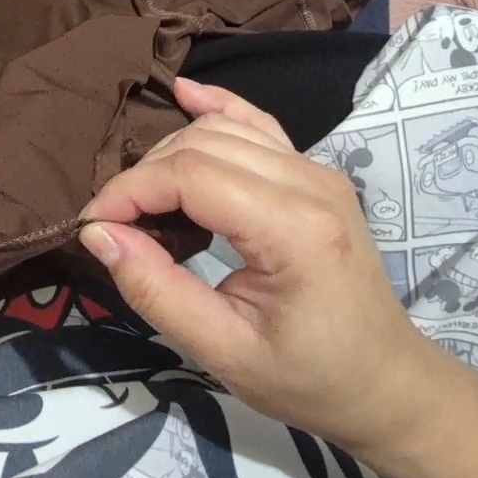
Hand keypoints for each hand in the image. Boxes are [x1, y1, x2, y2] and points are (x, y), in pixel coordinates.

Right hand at [79, 79, 460, 455]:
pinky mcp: (313, 173)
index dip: (130, 191)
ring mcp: (316, 170)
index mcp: (294, 229)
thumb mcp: (224, 352)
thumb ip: (157, 291)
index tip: (92, 225)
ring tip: (139, 199)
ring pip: (222, 129)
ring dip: (168, 154)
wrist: (385, 383)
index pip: (190, 175)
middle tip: (112, 224)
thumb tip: (99, 235)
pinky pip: (256, 123)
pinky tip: (184, 94)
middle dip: (142, 176)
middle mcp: (310, 182)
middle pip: (201, 145)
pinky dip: (216, 108)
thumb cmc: (309, 380)